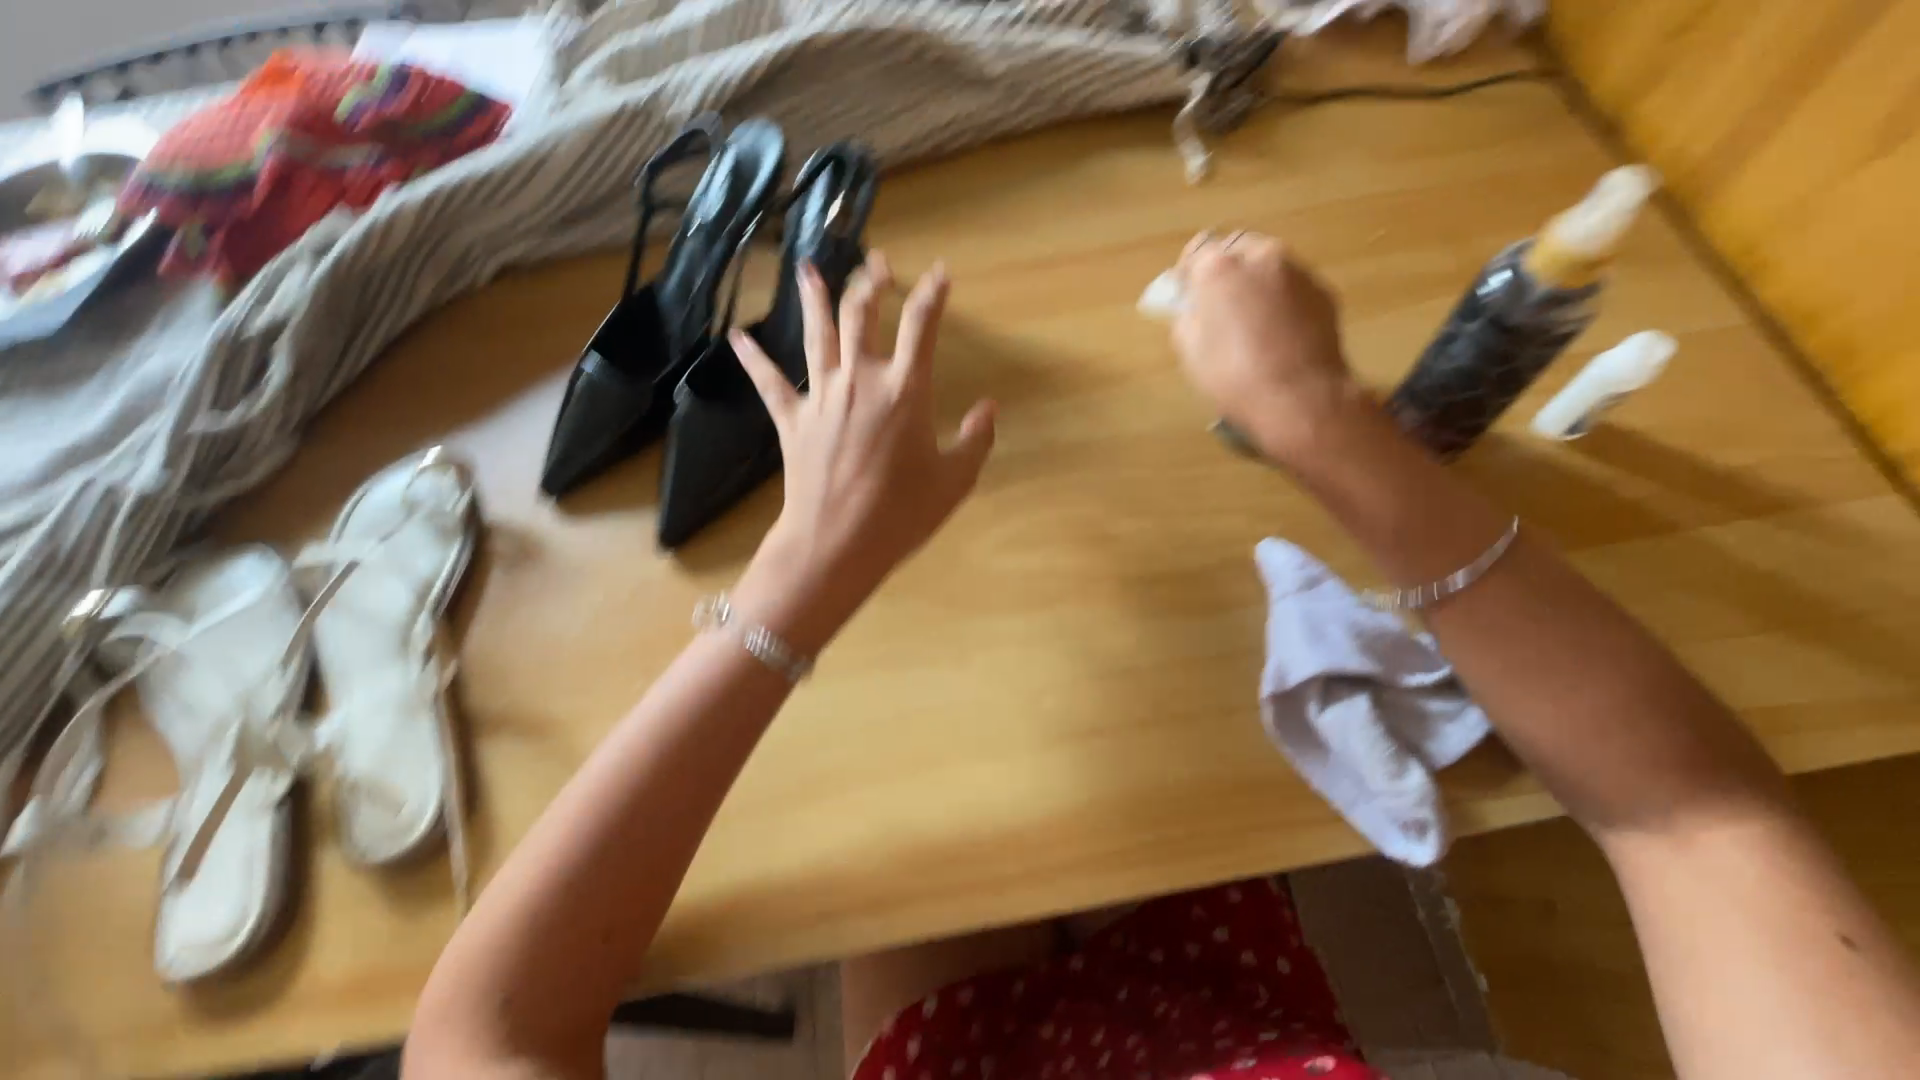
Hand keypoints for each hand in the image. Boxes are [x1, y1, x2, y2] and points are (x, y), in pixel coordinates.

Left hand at [730, 252, 996, 648]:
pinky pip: (771, 382)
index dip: (933, 293)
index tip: (940, 272)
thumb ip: (975, 440)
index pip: (922, 325)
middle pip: (864, 315)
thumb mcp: (954, 481)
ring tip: (809, 268)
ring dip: (815, 298)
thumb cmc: (901, 514)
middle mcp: (862, 380)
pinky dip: (754, 359)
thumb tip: (988, 408)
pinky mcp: (792, 420)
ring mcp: (822, 396)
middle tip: (876, 260)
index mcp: (906, 389)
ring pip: (817, 335)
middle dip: (871, 282)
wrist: (836, 543)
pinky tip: (738, 337)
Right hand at [1171, 231, 1362, 468]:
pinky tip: (1281, 329)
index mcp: (1218, 267)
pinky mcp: (1322, 289)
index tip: (1187, 296)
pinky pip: (1293, 284)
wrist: (1299, 397)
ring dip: (1257, 280)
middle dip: (1226, 269)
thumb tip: (1193, 308)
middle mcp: (1259, 256)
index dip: (1189, 274)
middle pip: (1235, 249)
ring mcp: (1296, 270)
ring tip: (1254, 317)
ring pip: (1269, 263)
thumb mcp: (1189, 351)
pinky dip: (1283, 297)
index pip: (1196, 252)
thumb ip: (1187, 317)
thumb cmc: (1232, 376)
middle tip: (1221, 303)